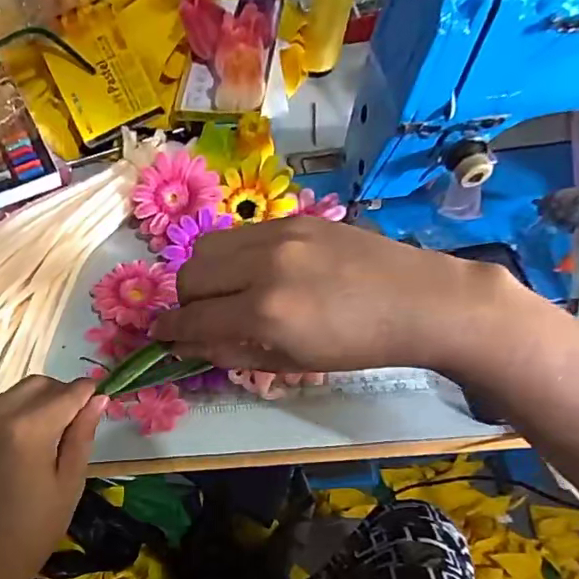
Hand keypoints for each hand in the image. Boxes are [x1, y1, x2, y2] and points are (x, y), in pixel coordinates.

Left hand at [0, 375, 104, 578]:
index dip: (86, 391)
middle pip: (34, 385)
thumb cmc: (36, 530)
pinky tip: (7, 457)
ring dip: (29, 407)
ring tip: (38, 440)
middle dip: (57, 394)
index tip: (97, 396)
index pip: (65, 393)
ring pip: (6, 399)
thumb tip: (98, 398)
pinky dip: (2, 425)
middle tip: (70, 420)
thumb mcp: (70, 483)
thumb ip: (83, 434)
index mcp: (26, 430)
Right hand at [150, 216, 508, 373]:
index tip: (159, 337)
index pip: (194, 319)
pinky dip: (231, 256)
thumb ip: (233, 351)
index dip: (169, 332)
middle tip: (201, 318)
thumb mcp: (292, 361)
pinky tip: (254, 272)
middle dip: (184, 302)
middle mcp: (264, 265)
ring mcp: (279, 234)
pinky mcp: (294, 217)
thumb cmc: (359, 344)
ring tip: (224, 292)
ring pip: (208, 246)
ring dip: (202, 274)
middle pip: (189, 275)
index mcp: (265, 312)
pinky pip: (239, 234)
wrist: (419, 300)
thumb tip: (191, 345)